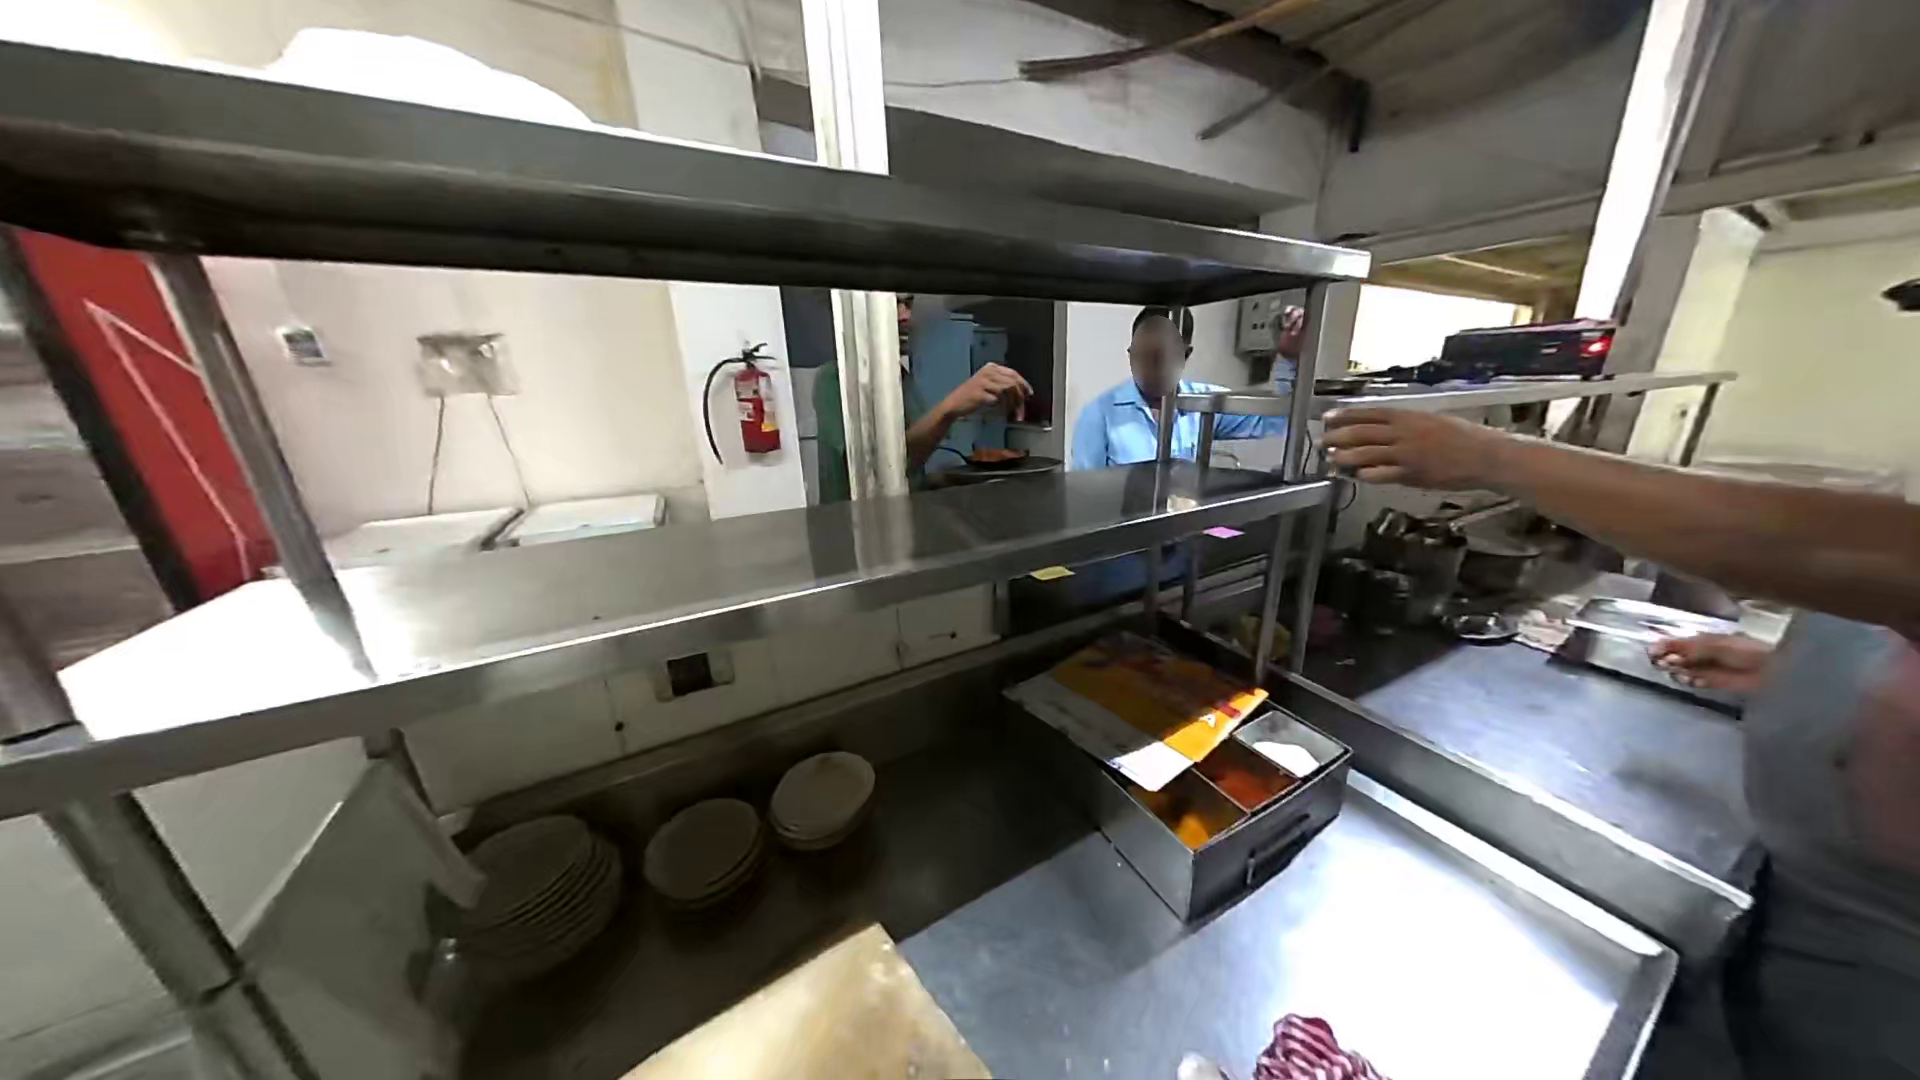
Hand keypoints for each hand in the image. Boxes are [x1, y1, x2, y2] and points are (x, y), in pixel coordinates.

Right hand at [941, 362, 1031, 421]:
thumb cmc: (972, 397)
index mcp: (991, 368)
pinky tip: (1001, 414)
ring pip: (1007, 390)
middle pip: (1012, 382)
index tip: (1029, 394)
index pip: (1013, 374)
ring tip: (1012, 413)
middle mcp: (988, 372)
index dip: (1023, 384)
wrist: (954, 404)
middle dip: (1020, 397)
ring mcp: (983, 381)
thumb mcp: (988, 386)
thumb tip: (1024, 393)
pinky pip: (998, 400)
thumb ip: (1004, 385)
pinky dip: (1002, 408)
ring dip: (1012, 404)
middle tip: (1021, 410)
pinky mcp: (980, 393)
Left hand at [1323, 407, 1509, 488]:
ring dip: (1343, 456)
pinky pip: (1380, 474)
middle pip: (1360, 433)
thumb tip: (1375, 431)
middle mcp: (1404, 433)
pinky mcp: (1410, 473)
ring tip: (1331, 458)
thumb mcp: (1431, 421)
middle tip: (1321, 441)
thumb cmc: (1462, 438)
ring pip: (1364, 454)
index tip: (1327, 418)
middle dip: (1336, 437)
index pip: (1368, 413)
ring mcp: (1406, 453)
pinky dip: (1364, 474)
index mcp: (1408, 417)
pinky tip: (1354, 475)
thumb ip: (1402, 426)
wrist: (1489, 456)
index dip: (1344, 416)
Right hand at [1648, 633, 1772, 693]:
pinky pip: (1691, 682)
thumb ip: (1684, 648)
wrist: (1774, 670)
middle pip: (1670, 656)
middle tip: (1667, 664)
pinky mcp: (1710, 682)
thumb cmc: (1743, 651)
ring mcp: (1703, 668)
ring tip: (1683, 673)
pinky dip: (1690, 682)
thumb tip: (1657, 652)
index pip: (1669, 644)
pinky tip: (1694, 681)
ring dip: (1677, 672)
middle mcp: (1696, 654)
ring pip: (1678, 670)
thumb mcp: (1712, 645)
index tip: (1653, 653)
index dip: (1660, 648)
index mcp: (1696, 641)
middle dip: (1666, 660)